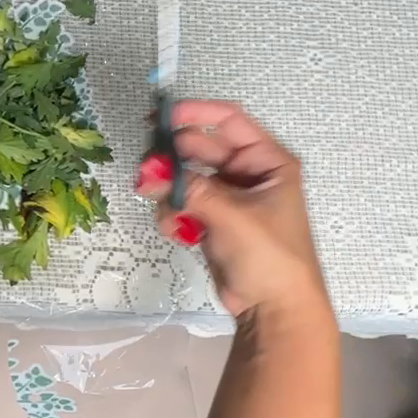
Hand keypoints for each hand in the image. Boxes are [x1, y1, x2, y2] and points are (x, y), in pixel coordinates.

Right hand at [136, 100, 331, 323]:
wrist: (273, 305)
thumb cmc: (269, 256)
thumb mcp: (231, 217)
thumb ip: (188, 190)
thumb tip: (147, 171)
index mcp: (267, 161)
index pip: (228, 120)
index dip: (194, 112)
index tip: (157, 117)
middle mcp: (246, 172)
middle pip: (196, 148)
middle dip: (169, 160)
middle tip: (144, 175)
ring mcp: (225, 195)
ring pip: (181, 176)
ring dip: (167, 192)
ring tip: (168, 213)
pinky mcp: (208, 216)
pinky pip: (177, 202)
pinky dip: (171, 214)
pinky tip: (178, 233)